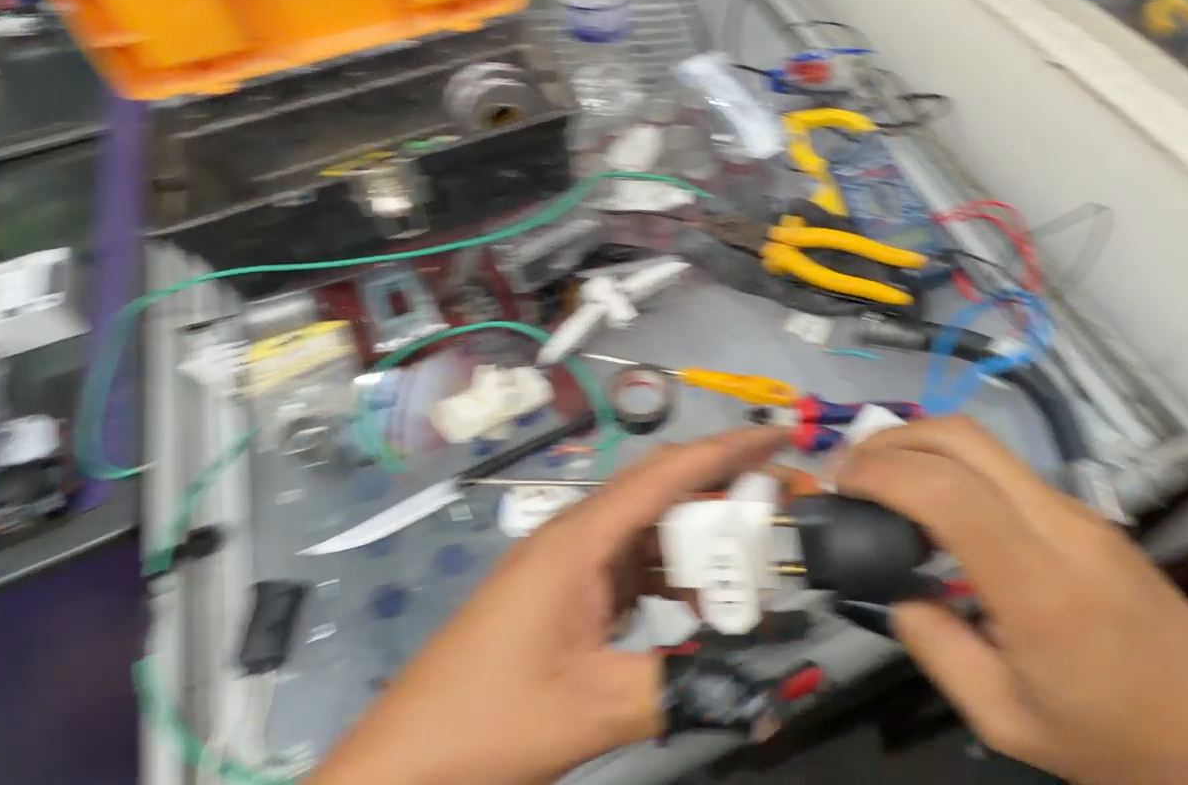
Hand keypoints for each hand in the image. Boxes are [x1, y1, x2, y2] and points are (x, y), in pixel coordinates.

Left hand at [308, 427, 786, 784]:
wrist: (404, 762)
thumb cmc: (489, 721)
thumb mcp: (592, 709)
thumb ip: (680, 688)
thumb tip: (759, 691)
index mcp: (578, 541)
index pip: (664, 474)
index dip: (727, 449)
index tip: (780, 436)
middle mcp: (574, 538)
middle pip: (660, 494)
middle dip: (724, 492)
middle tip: (783, 503)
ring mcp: (566, 566)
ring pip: (648, 533)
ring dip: (698, 542)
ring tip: (752, 558)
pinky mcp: (563, 596)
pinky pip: (630, 569)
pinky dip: (671, 578)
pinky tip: (697, 604)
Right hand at [836, 417, 1187, 784]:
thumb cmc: (1115, 742)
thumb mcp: (1006, 720)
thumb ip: (938, 649)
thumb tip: (900, 595)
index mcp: (1038, 584)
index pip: (948, 492)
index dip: (884, 472)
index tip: (841, 483)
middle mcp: (1060, 526)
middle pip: (966, 438)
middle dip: (895, 438)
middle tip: (850, 469)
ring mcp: (1079, 513)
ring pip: (987, 445)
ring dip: (924, 445)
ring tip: (880, 481)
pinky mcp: (1087, 516)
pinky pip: (1007, 471)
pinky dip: (955, 467)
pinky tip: (934, 506)